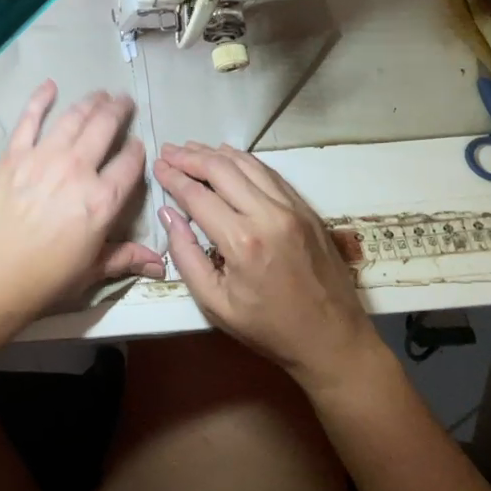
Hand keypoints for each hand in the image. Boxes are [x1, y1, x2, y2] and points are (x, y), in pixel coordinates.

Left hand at [0, 83, 162, 333]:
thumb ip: (125, 257)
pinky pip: (29, 118)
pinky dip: (40, 98)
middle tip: (124, 101)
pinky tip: (50, 85)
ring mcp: (44, 157)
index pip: (130, 165)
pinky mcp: (14, 153)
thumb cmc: (46, 278)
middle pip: (105, 129)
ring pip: (73, 118)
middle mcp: (78, 170)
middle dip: (118, 111)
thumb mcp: (92, 271)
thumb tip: (160, 264)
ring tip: (100, 94)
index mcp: (103, 200)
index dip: (137, 151)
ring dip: (90, 102)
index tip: (138, 144)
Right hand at [153, 143, 384, 392]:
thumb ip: (186, 257)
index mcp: (242, 242)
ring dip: (216, 153)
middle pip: (222, 169)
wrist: (334, 342)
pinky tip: (229, 158)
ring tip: (192, 149)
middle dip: (190, 157)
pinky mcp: (307, 209)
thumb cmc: (269, 329)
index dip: (173, 178)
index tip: (157, 166)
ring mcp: (292, 209)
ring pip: (248, 164)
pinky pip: (271, 174)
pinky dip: (245, 161)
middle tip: (169, 151)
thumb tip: (169, 215)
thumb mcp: (216, 305)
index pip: (198, 195)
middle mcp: (268, 215)